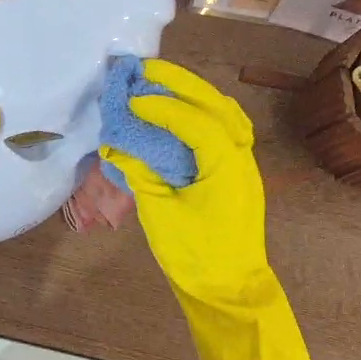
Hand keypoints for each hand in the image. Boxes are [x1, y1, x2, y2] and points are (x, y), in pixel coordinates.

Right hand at [100, 60, 312, 359]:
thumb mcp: (160, 213)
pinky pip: (225, 129)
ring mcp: (244, 163)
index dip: (161, 105)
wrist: (229, 291)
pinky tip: (181, 112)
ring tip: (161, 82)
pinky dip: (203, 112)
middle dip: (180, 82)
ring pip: (225, 112)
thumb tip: (117, 143)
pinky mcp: (237, 173)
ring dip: (193, 93)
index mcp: (225, 164)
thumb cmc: (195, 256)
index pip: (194, 120)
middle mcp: (241, 155)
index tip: (131, 98)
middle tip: (145, 68)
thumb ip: (140, 172)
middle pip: (215, 104)